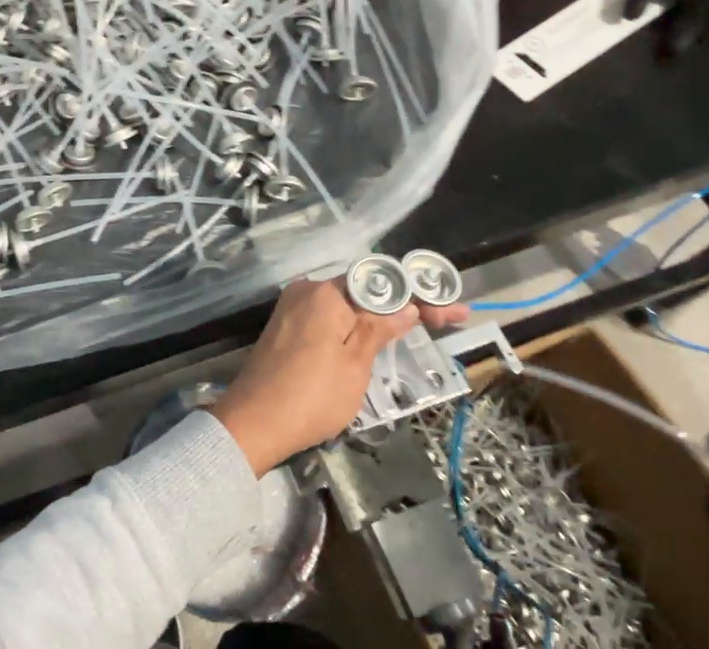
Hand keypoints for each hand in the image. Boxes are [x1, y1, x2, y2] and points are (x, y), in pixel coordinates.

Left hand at [210, 277, 469, 475]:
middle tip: (445, 318)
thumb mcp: (355, 365)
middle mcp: (306, 291)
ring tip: (420, 324)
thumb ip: (379, 330)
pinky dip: (353, 325)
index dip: (420, 296)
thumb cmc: (311, 396)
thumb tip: (406, 306)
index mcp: (326, 293)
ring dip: (380, 315)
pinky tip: (376, 335)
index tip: (455, 310)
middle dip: (404, 303)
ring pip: (346, 305)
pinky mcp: (285, 327)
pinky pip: (327, 317)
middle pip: (364, 291)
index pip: (383, 285)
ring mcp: (292, 308)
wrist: (253, 423)